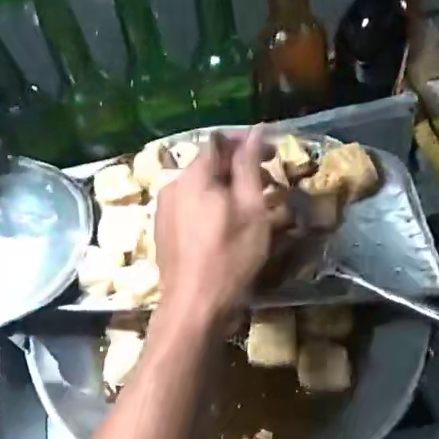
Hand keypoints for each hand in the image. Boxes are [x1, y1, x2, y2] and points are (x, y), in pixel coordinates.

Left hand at [153, 125, 272, 330]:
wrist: (193, 306)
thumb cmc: (229, 256)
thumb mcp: (250, 208)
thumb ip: (250, 166)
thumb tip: (256, 132)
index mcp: (191, 176)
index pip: (219, 142)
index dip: (248, 142)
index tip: (274, 153)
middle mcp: (171, 187)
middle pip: (208, 165)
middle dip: (239, 168)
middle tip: (268, 182)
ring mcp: (164, 212)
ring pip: (199, 188)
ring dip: (227, 189)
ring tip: (252, 206)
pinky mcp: (164, 233)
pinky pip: (190, 208)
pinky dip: (212, 207)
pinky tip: (228, 225)